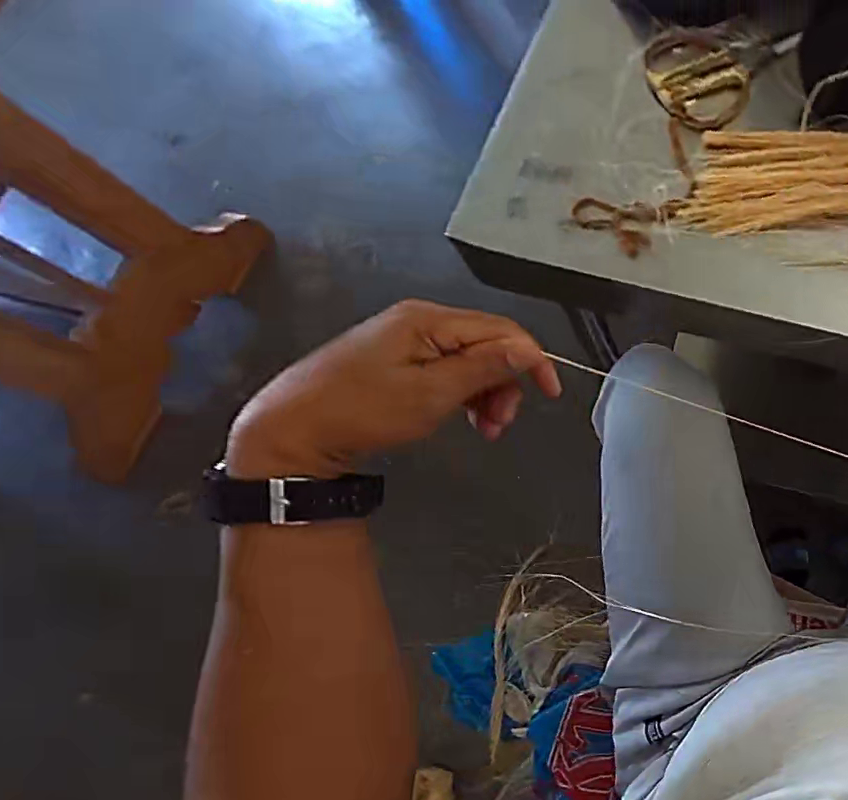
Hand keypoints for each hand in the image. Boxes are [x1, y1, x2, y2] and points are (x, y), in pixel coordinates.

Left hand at [225, 300, 561, 477]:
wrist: (296, 431)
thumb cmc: (364, 411)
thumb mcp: (433, 393)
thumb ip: (485, 368)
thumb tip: (529, 349)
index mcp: (428, 321)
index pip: (502, 330)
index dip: (533, 360)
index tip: (551, 394)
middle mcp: (421, 322)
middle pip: (490, 346)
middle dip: (507, 385)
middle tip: (503, 423)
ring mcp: (410, 341)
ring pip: (476, 363)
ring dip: (491, 396)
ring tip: (486, 428)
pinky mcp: (403, 361)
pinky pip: (454, 373)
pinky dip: (470, 397)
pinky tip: (469, 420)